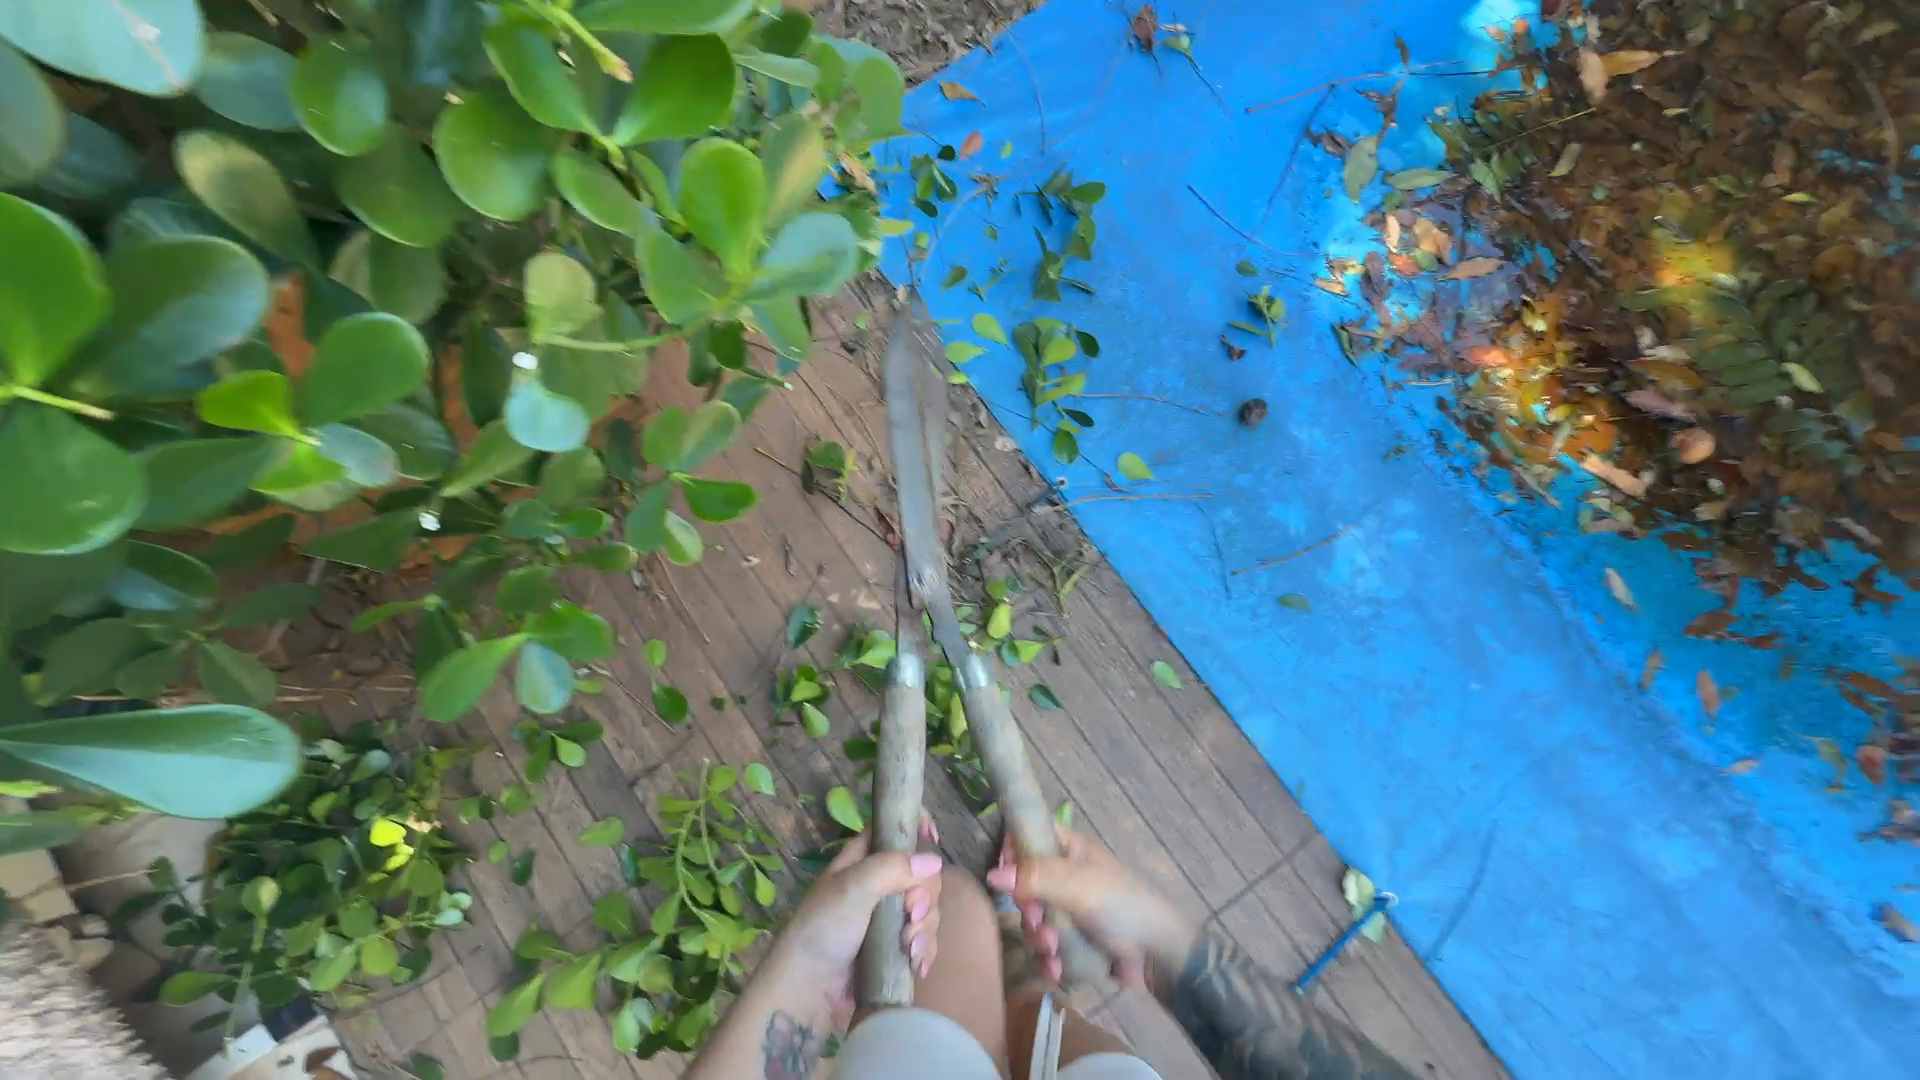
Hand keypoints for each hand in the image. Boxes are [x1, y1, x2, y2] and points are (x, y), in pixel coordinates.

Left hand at [757, 830, 942, 1013]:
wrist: (807, 991)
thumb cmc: (823, 928)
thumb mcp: (852, 888)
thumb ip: (891, 868)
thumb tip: (934, 861)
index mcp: (864, 858)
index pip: (896, 829)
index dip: (917, 828)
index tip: (934, 842)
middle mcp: (880, 883)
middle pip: (921, 873)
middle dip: (924, 895)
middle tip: (910, 914)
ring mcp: (889, 917)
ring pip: (926, 908)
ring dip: (925, 927)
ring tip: (909, 948)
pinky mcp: (895, 947)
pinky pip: (924, 939)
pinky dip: (925, 949)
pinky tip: (916, 964)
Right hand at [987, 825, 1197, 989]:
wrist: (1157, 954)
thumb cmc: (1120, 904)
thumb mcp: (1077, 884)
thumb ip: (1034, 877)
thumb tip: (992, 874)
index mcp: (1068, 849)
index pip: (1029, 834)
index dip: (1012, 849)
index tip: (1004, 872)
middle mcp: (1064, 875)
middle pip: (1024, 883)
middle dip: (1028, 908)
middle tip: (1039, 920)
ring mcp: (1068, 909)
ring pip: (1033, 919)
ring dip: (1039, 937)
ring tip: (1055, 949)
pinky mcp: (1072, 941)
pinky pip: (1045, 947)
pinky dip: (1049, 959)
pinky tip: (1057, 969)